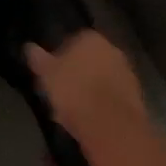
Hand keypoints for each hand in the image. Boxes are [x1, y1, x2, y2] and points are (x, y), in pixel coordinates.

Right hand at [25, 31, 147, 135]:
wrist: (111, 126)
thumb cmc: (73, 91)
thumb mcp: (46, 74)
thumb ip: (38, 58)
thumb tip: (29, 47)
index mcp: (91, 38)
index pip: (73, 39)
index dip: (61, 55)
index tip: (52, 71)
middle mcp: (113, 50)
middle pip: (91, 59)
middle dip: (79, 72)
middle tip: (62, 88)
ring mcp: (128, 74)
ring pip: (103, 78)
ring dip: (92, 89)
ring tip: (73, 108)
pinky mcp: (137, 99)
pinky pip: (112, 98)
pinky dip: (102, 105)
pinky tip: (89, 118)